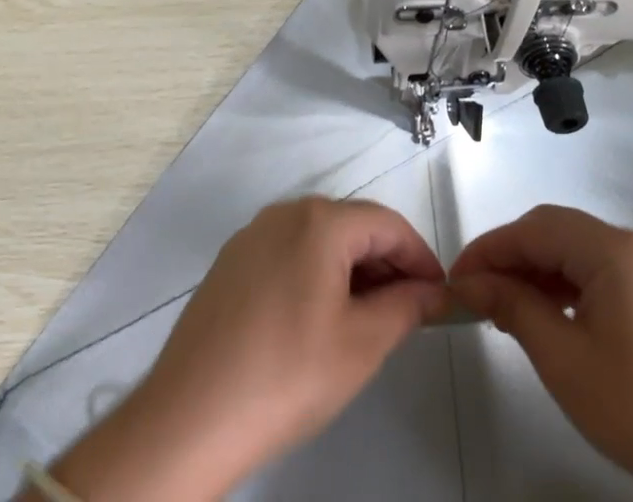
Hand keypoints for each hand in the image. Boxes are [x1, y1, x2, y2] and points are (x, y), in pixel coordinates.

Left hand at [45, 197, 447, 501]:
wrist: (191, 417)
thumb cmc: (287, 375)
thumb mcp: (363, 342)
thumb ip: (407, 306)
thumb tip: (432, 291)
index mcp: (317, 221)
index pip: (388, 225)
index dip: (421, 258)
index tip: (441, 296)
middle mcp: (280, 215)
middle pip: (351, 227)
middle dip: (388, 265)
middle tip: (411, 312)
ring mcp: (248, 239)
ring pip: (318, 242)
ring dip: (353, 272)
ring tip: (371, 321)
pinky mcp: (228, 267)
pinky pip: (287, 257)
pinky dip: (317, 278)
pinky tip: (321, 321)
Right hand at [449, 205, 632, 501]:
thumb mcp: (562, 356)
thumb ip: (511, 306)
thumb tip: (468, 282)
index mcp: (613, 250)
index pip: (533, 229)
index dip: (487, 250)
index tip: (452, 282)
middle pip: (554, 232)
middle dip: (508, 257)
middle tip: (472, 294)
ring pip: (574, 252)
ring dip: (533, 272)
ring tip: (498, 309)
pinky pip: (595, 274)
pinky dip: (561, 287)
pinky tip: (540, 316)